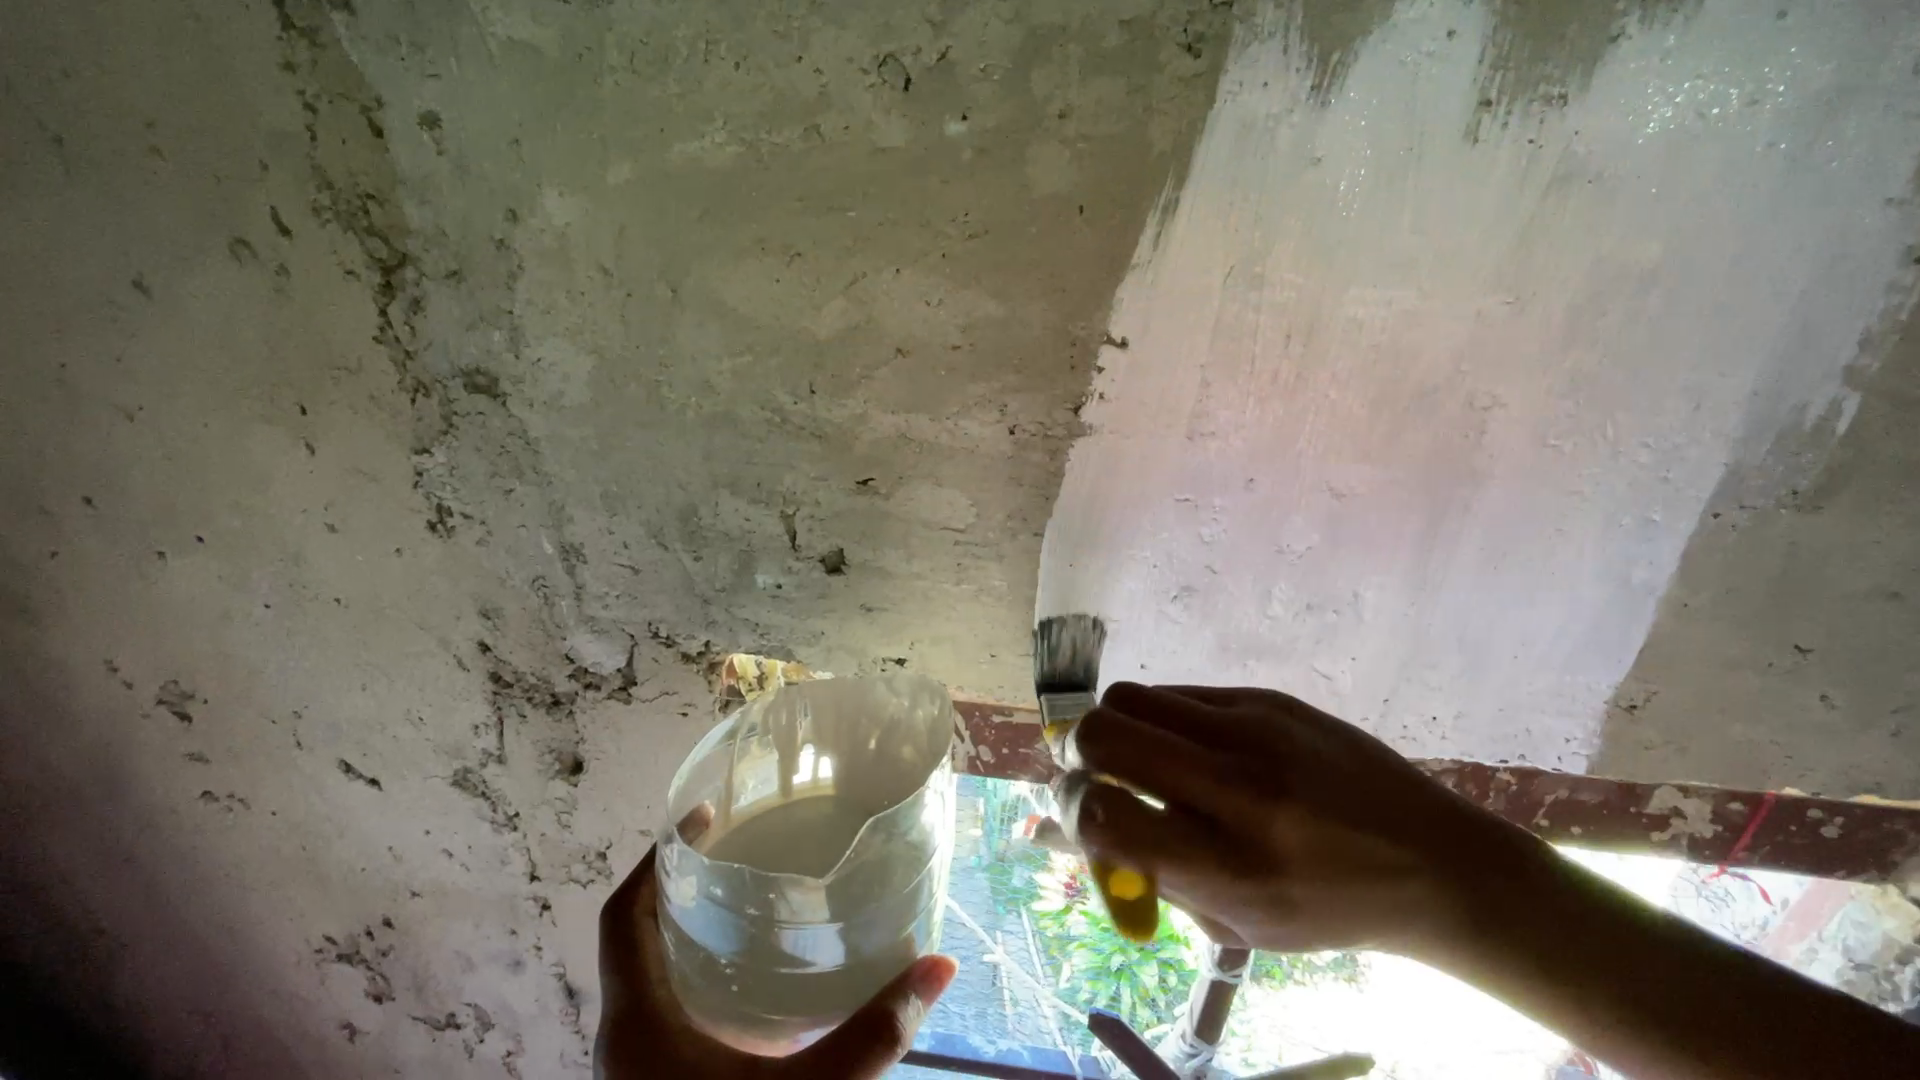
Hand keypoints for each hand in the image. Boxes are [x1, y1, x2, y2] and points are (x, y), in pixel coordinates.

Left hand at [595, 819, 957, 1078]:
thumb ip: (874, 1034)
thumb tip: (940, 965)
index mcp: (636, 1023)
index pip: (623, 913)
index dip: (658, 856)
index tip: (704, 816)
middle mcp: (621, 1039)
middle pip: (633, 939)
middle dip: (679, 888)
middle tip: (740, 854)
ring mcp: (631, 1071)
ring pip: (647, 978)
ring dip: (685, 935)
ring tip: (747, 904)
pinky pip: (662, 1012)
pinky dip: (695, 980)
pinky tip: (748, 988)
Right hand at [1064, 683, 1543, 955]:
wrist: (1436, 861)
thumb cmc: (1326, 909)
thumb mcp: (1233, 921)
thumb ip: (1141, 873)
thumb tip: (1050, 832)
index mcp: (1226, 866)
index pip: (1102, 815)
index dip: (1070, 810)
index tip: (1080, 811)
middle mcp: (1235, 789)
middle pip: (1102, 733)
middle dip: (1075, 752)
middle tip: (1089, 770)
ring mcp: (1253, 730)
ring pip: (1130, 696)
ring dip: (1113, 726)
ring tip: (1137, 754)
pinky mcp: (1269, 698)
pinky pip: (1178, 691)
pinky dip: (1162, 717)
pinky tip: (1191, 745)